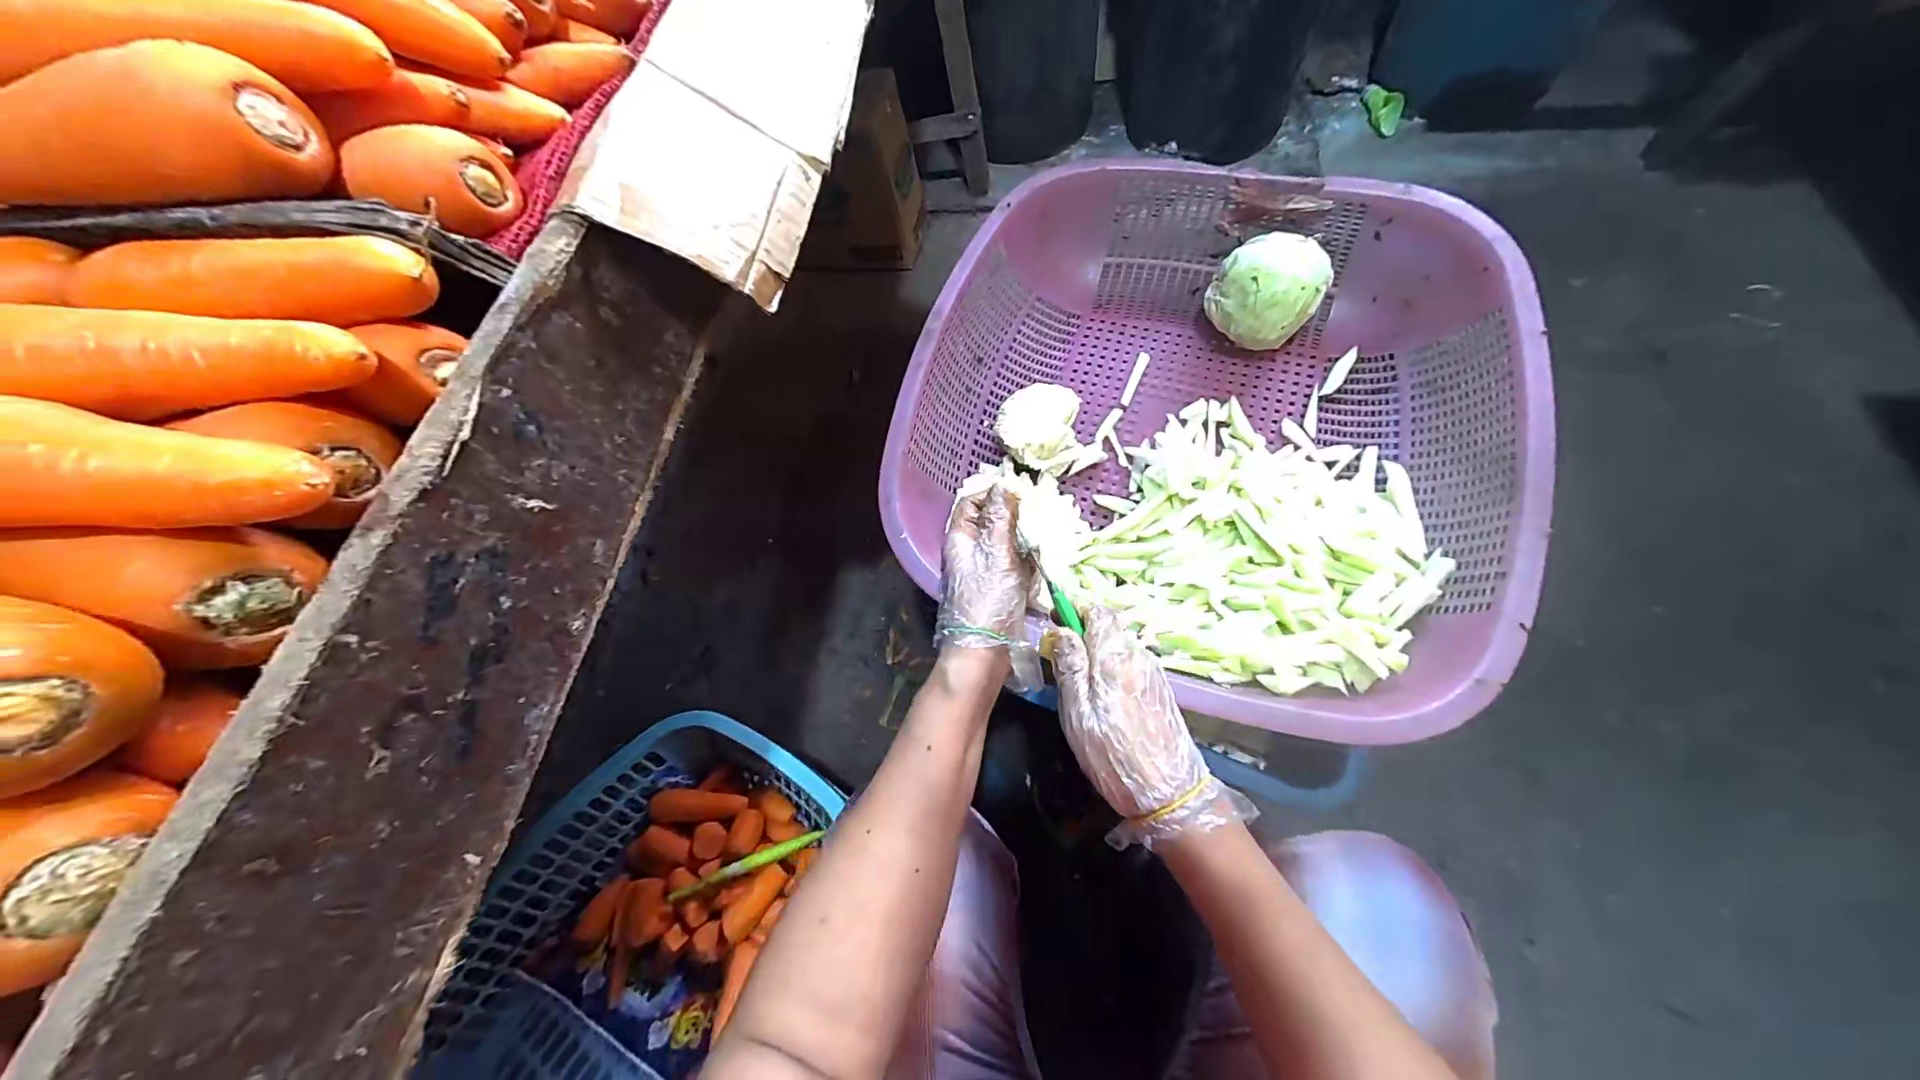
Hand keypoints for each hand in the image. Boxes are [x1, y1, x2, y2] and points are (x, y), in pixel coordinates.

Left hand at [937, 485, 1040, 690]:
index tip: (1022, 490)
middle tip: (1041, 511)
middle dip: (1014, 513)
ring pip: (1004, 542)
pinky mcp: (995, 588)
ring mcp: (981, 570)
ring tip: (1046, 534)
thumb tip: (1003, 485)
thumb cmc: (988, 600)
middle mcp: (967, 551)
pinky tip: (1041, 561)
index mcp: (960, 538)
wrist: (983, 652)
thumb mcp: (997, 553)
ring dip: (1024, 538)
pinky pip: (1012, 564)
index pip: (971, 500)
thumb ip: (1000, 518)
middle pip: (989, 520)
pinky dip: (1027, 560)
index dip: (994, 490)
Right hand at [1045, 606, 1253, 848]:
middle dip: (1083, 636)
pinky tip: (1104, 698)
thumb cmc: (1113, 754)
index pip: (1098, 610)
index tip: (1054, 626)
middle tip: (1061, 664)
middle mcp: (1140, 655)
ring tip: (1080, 685)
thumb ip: (1070, 666)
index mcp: (1116, 656)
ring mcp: (1154, 672)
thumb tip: (1060, 629)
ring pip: (1119, 647)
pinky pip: (1130, 665)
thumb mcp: (1078, 711)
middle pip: (1109, 627)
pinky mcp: (1160, 690)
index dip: (1074, 611)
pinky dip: (1112, 669)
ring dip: (1097, 654)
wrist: (1170, 795)